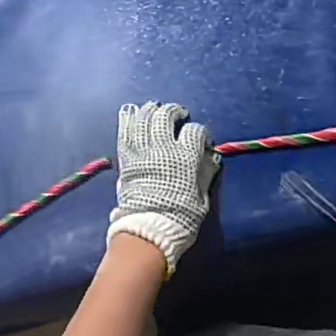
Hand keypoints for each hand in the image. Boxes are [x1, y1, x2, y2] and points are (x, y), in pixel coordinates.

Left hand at [107, 102, 218, 275]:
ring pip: (145, 118)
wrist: (148, 227)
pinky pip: (125, 129)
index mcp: (186, 157)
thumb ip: (205, 172)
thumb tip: (211, 157)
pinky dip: (128, 117)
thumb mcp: (202, 196)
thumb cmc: (180, 216)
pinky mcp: (126, 155)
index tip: (200, 138)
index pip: (194, 131)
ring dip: (151, 109)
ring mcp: (142, 150)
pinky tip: (131, 109)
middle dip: (174, 111)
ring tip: (156, 108)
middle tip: (178, 114)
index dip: (200, 132)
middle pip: (166, 116)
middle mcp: (163, 148)